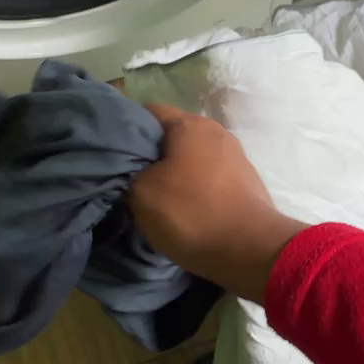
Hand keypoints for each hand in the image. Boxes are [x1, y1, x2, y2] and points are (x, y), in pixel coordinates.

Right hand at [131, 104, 307, 302]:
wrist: (249, 250)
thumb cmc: (190, 213)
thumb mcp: (141, 193)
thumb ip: (130, 172)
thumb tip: (133, 170)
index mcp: (191, 124)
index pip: (148, 113)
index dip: (127, 131)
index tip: (114, 155)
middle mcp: (217, 132)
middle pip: (173, 136)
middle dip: (152, 156)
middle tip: (132, 180)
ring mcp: (237, 158)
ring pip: (193, 159)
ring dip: (175, 175)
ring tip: (158, 199)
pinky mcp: (247, 184)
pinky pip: (211, 179)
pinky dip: (196, 190)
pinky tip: (187, 210)